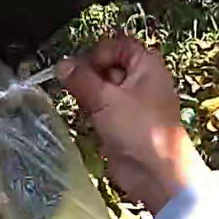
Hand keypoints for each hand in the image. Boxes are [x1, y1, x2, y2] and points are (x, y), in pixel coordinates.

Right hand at [60, 35, 209, 212]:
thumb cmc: (139, 129)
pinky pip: (104, 111)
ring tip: (86, 110)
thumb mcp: (105, 98)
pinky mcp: (124, 125)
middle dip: (90, 78)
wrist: (156, 172)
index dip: (98, 54)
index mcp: (146, 66)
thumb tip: (62, 65)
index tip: (81, 70)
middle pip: (109, 68)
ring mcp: (133, 105)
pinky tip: (89, 123)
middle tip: (79, 92)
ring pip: (104, 91)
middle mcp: (142, 82)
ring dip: (90, 98)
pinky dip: (94, 115)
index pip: (118, 46)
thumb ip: (81, 79)